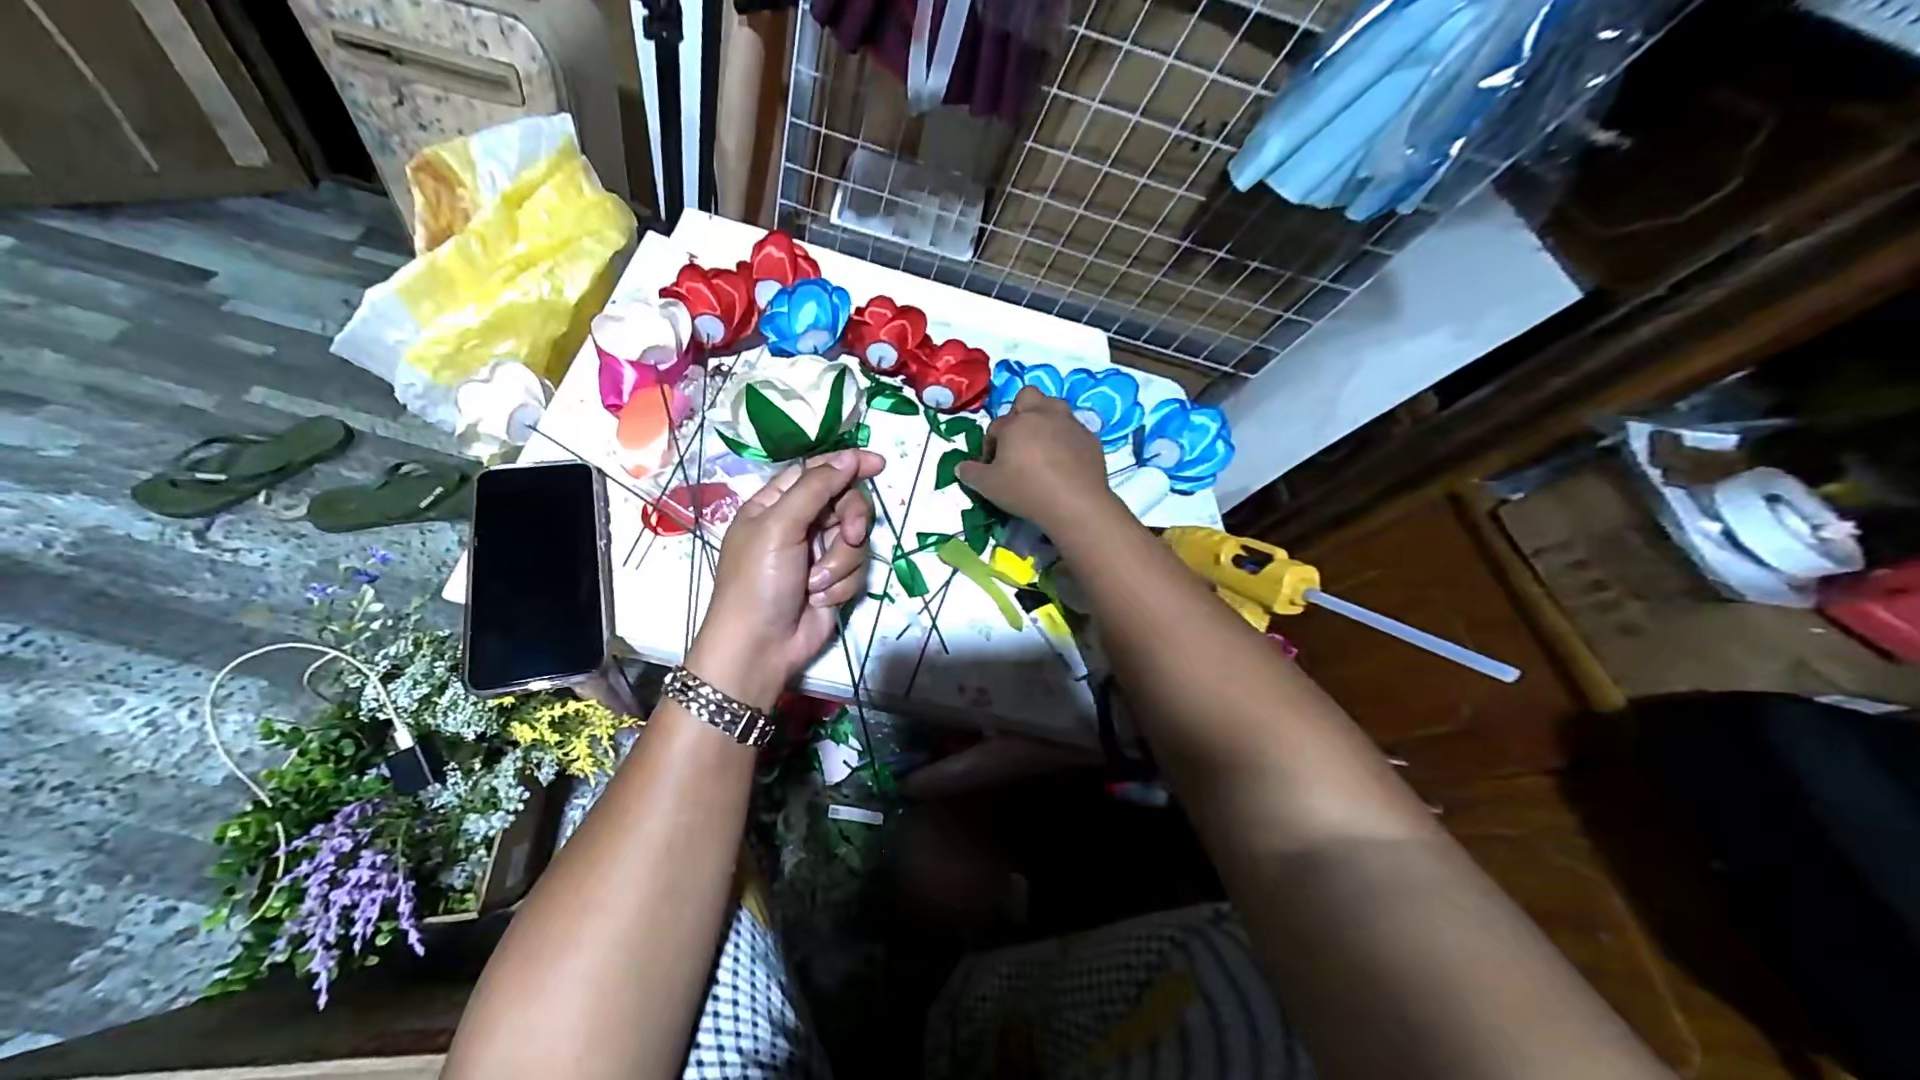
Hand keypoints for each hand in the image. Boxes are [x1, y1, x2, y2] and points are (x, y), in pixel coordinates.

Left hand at [688, 449, 885, 708]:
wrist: (761, 647)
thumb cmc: (758, 581)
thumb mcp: (779, 526)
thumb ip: (815, 487)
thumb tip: (848, 456)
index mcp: (775, 505)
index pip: (817, 472)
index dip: (847, 465)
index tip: (878, 464)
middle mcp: (799, 525)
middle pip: (845, 504)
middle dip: (852, 521)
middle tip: (852, 535)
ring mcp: (817, 555)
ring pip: (855, 540)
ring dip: (840, 563)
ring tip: (815, 584)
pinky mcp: (834, 582)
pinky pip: (856, 570)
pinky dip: (841, 585)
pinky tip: (819, 600)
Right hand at [955, 386, 1120, 537]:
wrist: (1076, 503)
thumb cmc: (1026, 490)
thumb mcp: (988, 486)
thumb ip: (971, 473)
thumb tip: (961, 467)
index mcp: (1016, 422)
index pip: (996, 426)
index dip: (990, 446)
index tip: (992, 467)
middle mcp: (1044, 414)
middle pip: (1028, 397)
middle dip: (1020, 413)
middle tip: (1018, 441)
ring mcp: (1070, 423)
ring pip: (1055, 408)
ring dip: (1045, 421)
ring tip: (1042, 448)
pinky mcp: (1091, 438)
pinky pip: (1074, 431)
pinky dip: (1066, 441)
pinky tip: (1064, 463)